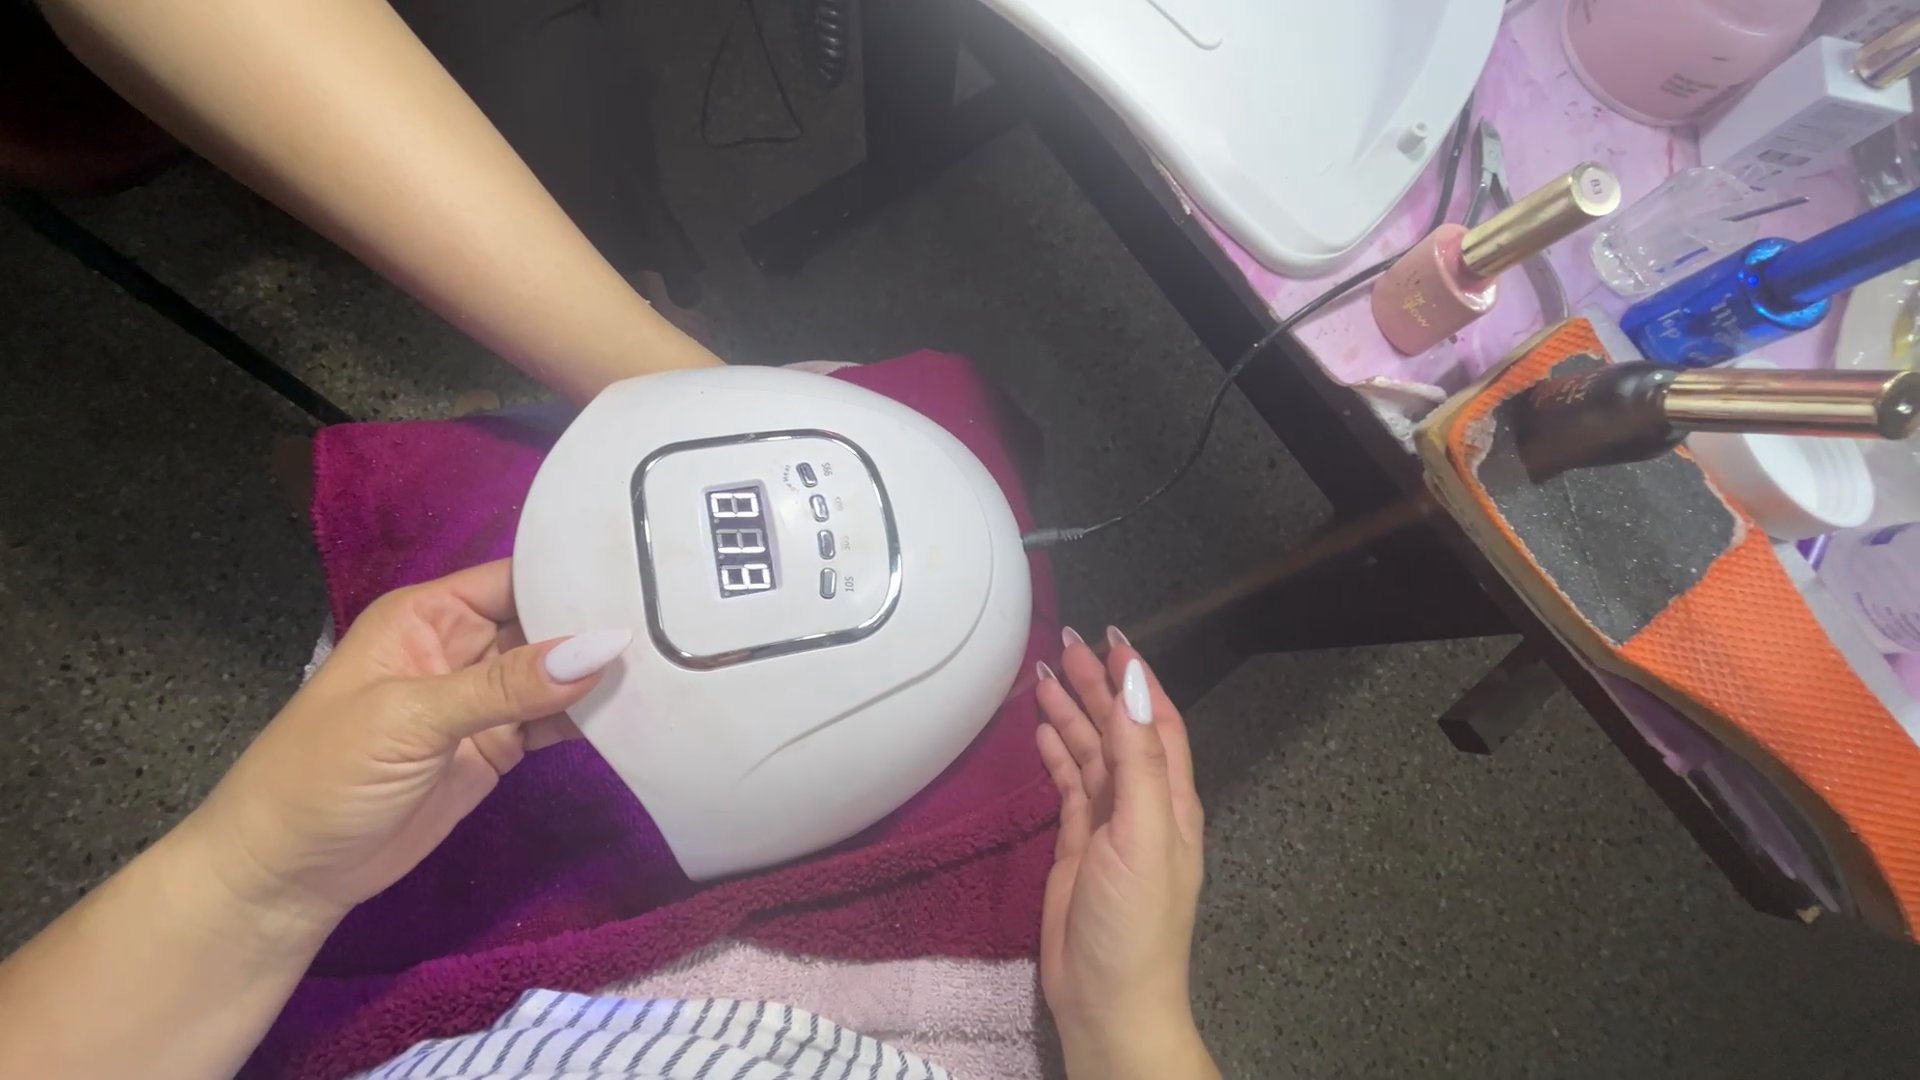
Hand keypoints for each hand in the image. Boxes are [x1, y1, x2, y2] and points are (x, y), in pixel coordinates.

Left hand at [182, 560, 629, 922]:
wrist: (285, 881)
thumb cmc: (321, 777)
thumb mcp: (410, 719)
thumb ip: (506, 684)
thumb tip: (602, 647)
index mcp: (432, 616)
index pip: (518, 578)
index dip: (575, 575)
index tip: (644, 578)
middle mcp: (467, 646)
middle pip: (549, 622)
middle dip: (602, 624)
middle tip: (676, 624)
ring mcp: (489, 697)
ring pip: (561, 672)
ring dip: (604, 673)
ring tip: (671, 665)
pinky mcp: (505, 742)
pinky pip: (560, 719)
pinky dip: (594, 717)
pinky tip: (638, 711)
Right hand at [1035, 628, 1216, 1079]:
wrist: (1107, 1002)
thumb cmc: (1134, 922)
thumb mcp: (1143, 835)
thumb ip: (1141, 760)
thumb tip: (1134, 687)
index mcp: (1169, 797)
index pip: (1156, 720)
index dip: (1137, 679)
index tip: (1111, 639)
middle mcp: (1141, 801)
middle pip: (1118, 728)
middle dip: (1094, 685)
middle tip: (1064, 644)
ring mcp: (1108, 821)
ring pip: (1090, 751)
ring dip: (1070, 712)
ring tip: (1044, 674)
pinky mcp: (1077, 841)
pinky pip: (1069, 782)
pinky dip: (1056, 752)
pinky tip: (1041, 728)